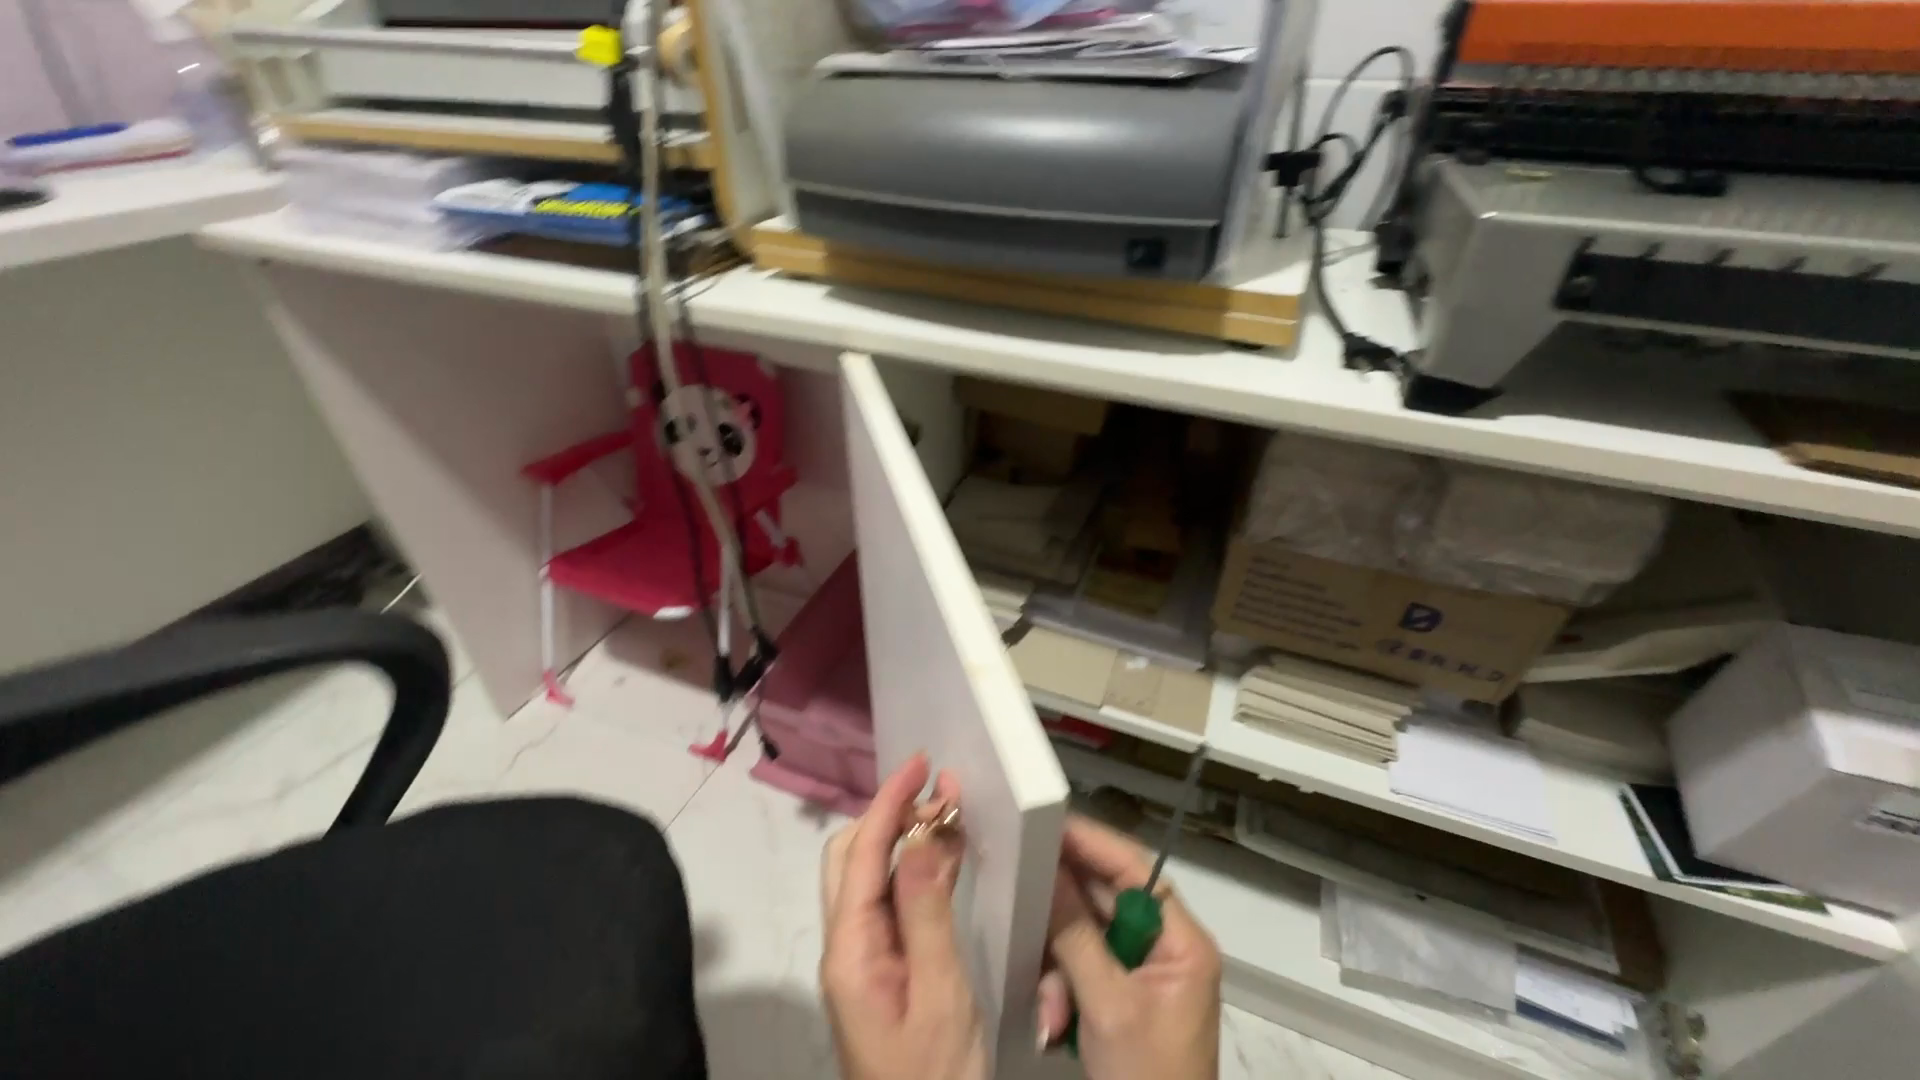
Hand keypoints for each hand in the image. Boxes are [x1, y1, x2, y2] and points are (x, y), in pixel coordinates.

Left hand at [820, 754, 983, 1079]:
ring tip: (948, 814)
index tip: (920, 763)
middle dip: (891, 814)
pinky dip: (912, 870)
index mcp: (851, 949)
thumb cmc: (935, 1072)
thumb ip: (926, 912)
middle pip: (852, 857)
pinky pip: (888, 901)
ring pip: (869, 876)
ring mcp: (861, 957)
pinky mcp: (880, 968)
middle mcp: (846, 945)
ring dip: (902, 838)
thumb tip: (918, 834)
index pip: (861, 854)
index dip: (889, 802)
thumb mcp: (940, 994)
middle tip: (942, 793)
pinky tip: (942, 860)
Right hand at [1039, 816, 1221, 1079]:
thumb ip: (1076, 935)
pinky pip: (1082, 970)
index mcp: (1181, 939)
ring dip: (1058, 968)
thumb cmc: (1147, 1074)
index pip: (1134, 869)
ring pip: (1085, 938)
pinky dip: (1062, 991)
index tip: (1044, 823)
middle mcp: (1165, 944)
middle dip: (1061, 921)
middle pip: (1104, 901)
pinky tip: (1053, 1022)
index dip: (1090, 842)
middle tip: (1020, 898)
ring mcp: (1142, 971)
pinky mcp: (1122, 995)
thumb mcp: (1109, 1005)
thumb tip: (1049, 871)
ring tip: (1050, 1010)